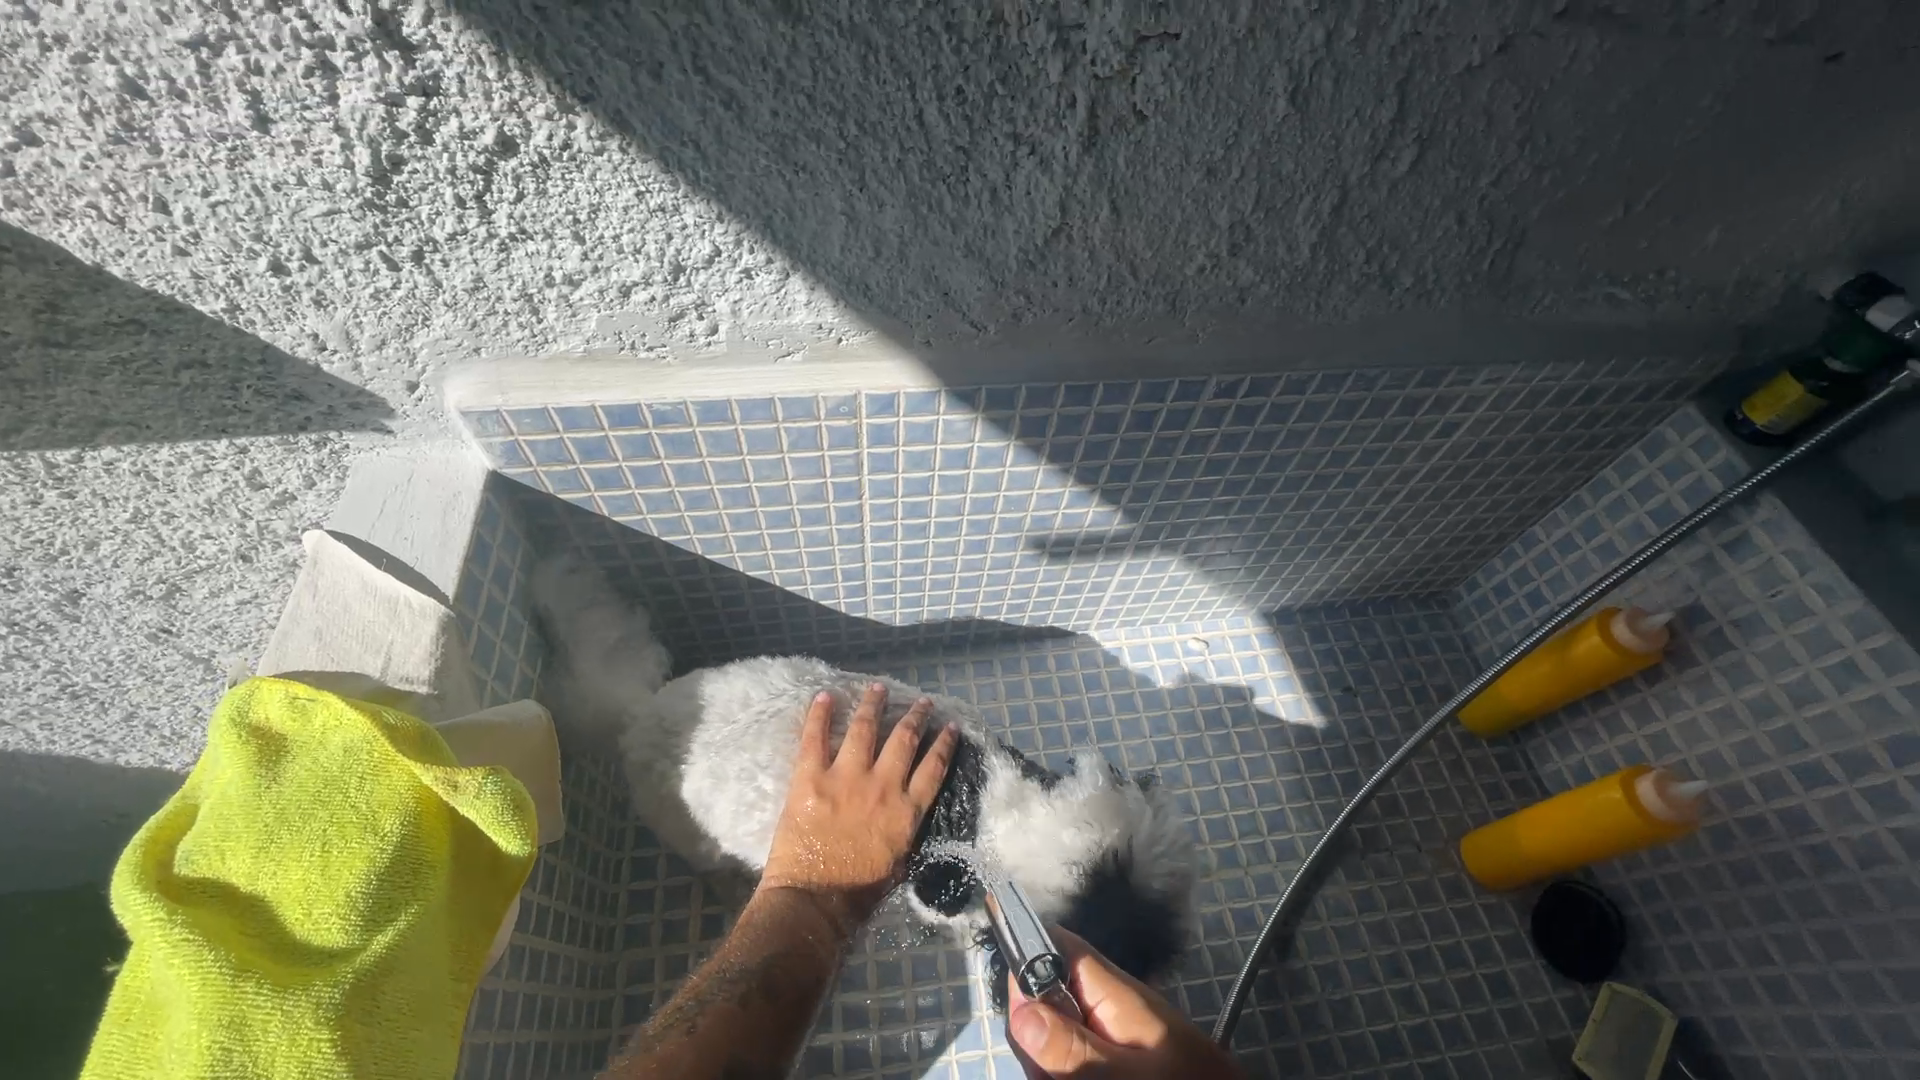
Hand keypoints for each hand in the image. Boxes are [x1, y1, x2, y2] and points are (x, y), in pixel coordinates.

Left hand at [760, 683, 957, 929]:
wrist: (815, 902)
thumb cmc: (858, 892)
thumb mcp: (899, 862)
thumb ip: (904, 829)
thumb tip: (906, 811)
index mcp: (906, 812)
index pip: (934, 768)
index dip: (944, 743)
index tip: (950, 726)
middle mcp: (883, 787)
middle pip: (904, 740)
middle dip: (915, 716)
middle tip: (921, 701)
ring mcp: (846, 778)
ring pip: (865, 728)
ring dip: (873, 704)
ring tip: (879, 688)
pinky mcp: (811, 778)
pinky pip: (815, 737)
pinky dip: (820, 714)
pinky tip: (825, 695)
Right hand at [1007, 928, 1241, 1079]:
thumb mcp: (1132, 1076)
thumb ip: (1076, 1050)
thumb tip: (1020, 1009)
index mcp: (1112, 989)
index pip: (1054, 943)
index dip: (1024, 954)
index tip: (1014, 1002)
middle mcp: (1103, 1005)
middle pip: (1041, 997)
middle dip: (1032, 1032)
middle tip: (1051, 1074)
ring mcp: (1104, 1034)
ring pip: (1048, 1035)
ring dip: (1046, 1065)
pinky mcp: (1106, 1058)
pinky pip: (1066, 1059)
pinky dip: (1060, 1074)